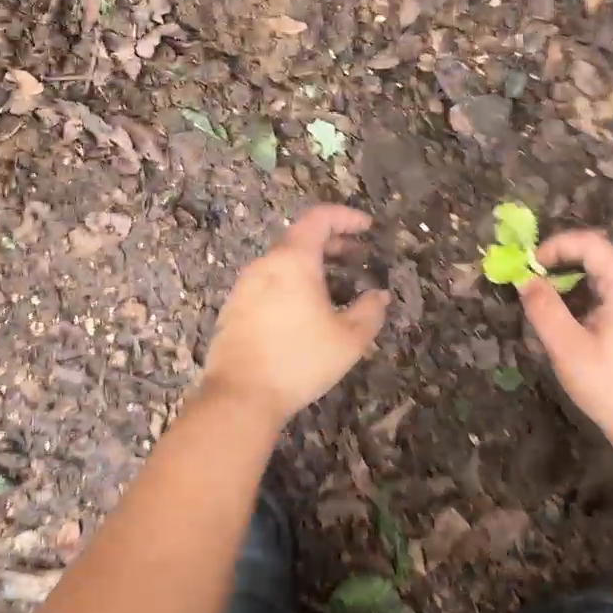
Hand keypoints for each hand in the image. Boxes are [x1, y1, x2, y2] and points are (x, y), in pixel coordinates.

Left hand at [200, 205, 388, 423]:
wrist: (241, 395)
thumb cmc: (300, 360)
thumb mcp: (349, 340)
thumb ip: (370, 312)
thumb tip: (379, 296)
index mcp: (293, 261)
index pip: (319, 219)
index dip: (346, 217)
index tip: (367, 227)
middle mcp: (265, 265)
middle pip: (300, 239)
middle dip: (332, 243)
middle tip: (357, 256)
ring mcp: (244, 287)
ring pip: (282, 264)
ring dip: (311, 266)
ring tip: (334, 286)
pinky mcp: (233, 309)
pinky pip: (267, 284)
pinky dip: (291, 285)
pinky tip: (304, 311)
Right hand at [517, 230, 612, 450]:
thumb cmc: (608, 385)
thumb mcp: (567, 347)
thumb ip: (543, 308)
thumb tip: (525, 280)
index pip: (591, 244)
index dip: (556, 247)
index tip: (528, 266)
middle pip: (598, 255)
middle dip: (561, 263)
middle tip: (530, 282)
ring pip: (603, 275)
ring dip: (570, 281)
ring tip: (543, 301)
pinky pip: (609, 293)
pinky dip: (584, 296)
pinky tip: (566, 319)